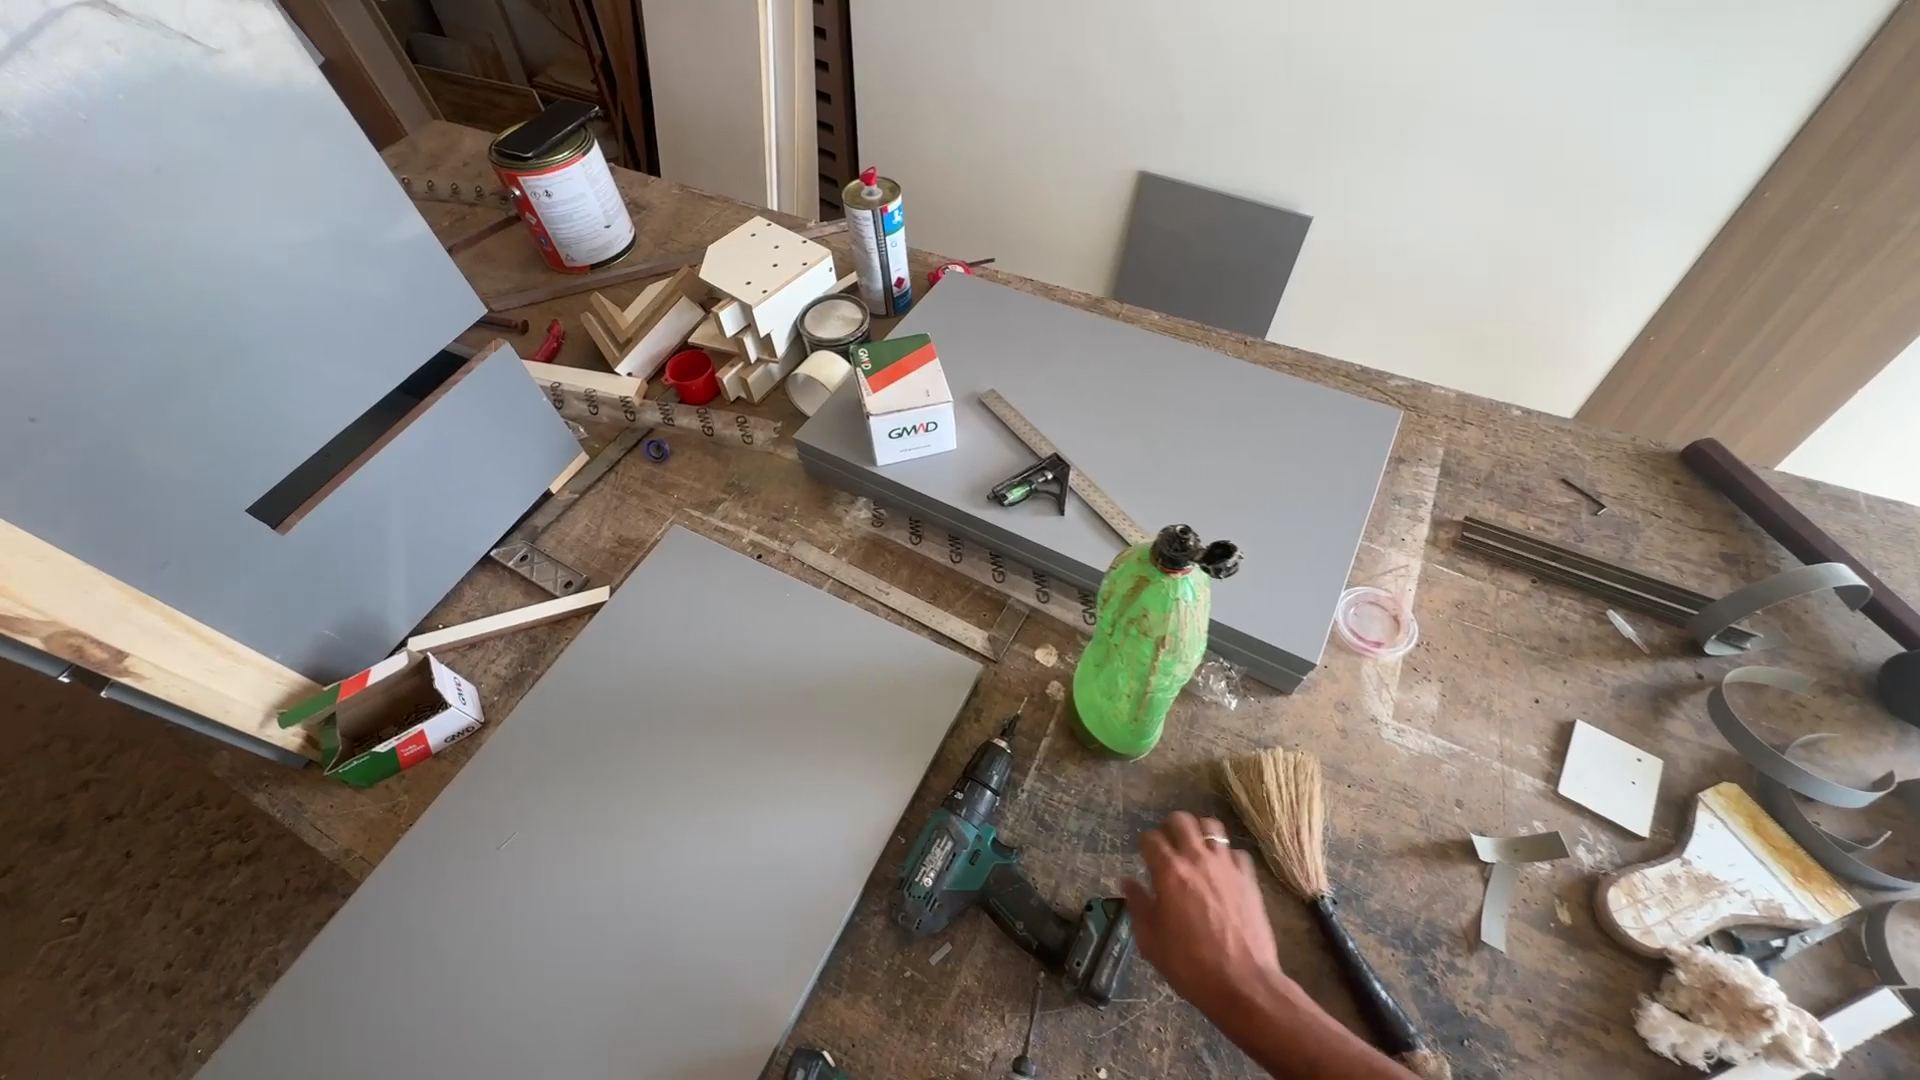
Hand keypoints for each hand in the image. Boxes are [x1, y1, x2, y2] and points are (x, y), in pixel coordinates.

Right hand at [1122, 811, 1284, 1016]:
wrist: (1243, 984)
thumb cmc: (1190, 965)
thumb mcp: (1151, 941)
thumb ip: (1138, 905)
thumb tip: (1128, 882)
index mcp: (1168, 872)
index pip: (1150, 838)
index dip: (1144, 844)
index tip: (1144, 854)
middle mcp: (1197, 860)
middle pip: (1181, 820)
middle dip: (1170, 827)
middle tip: (1168, 845)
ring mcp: (1226, 866)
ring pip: (1212, 826)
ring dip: (1200, 832)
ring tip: (1195, 849)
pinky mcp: (1248, 878)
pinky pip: (1237, 852)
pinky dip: (1227, 856)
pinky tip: (1222, 871)